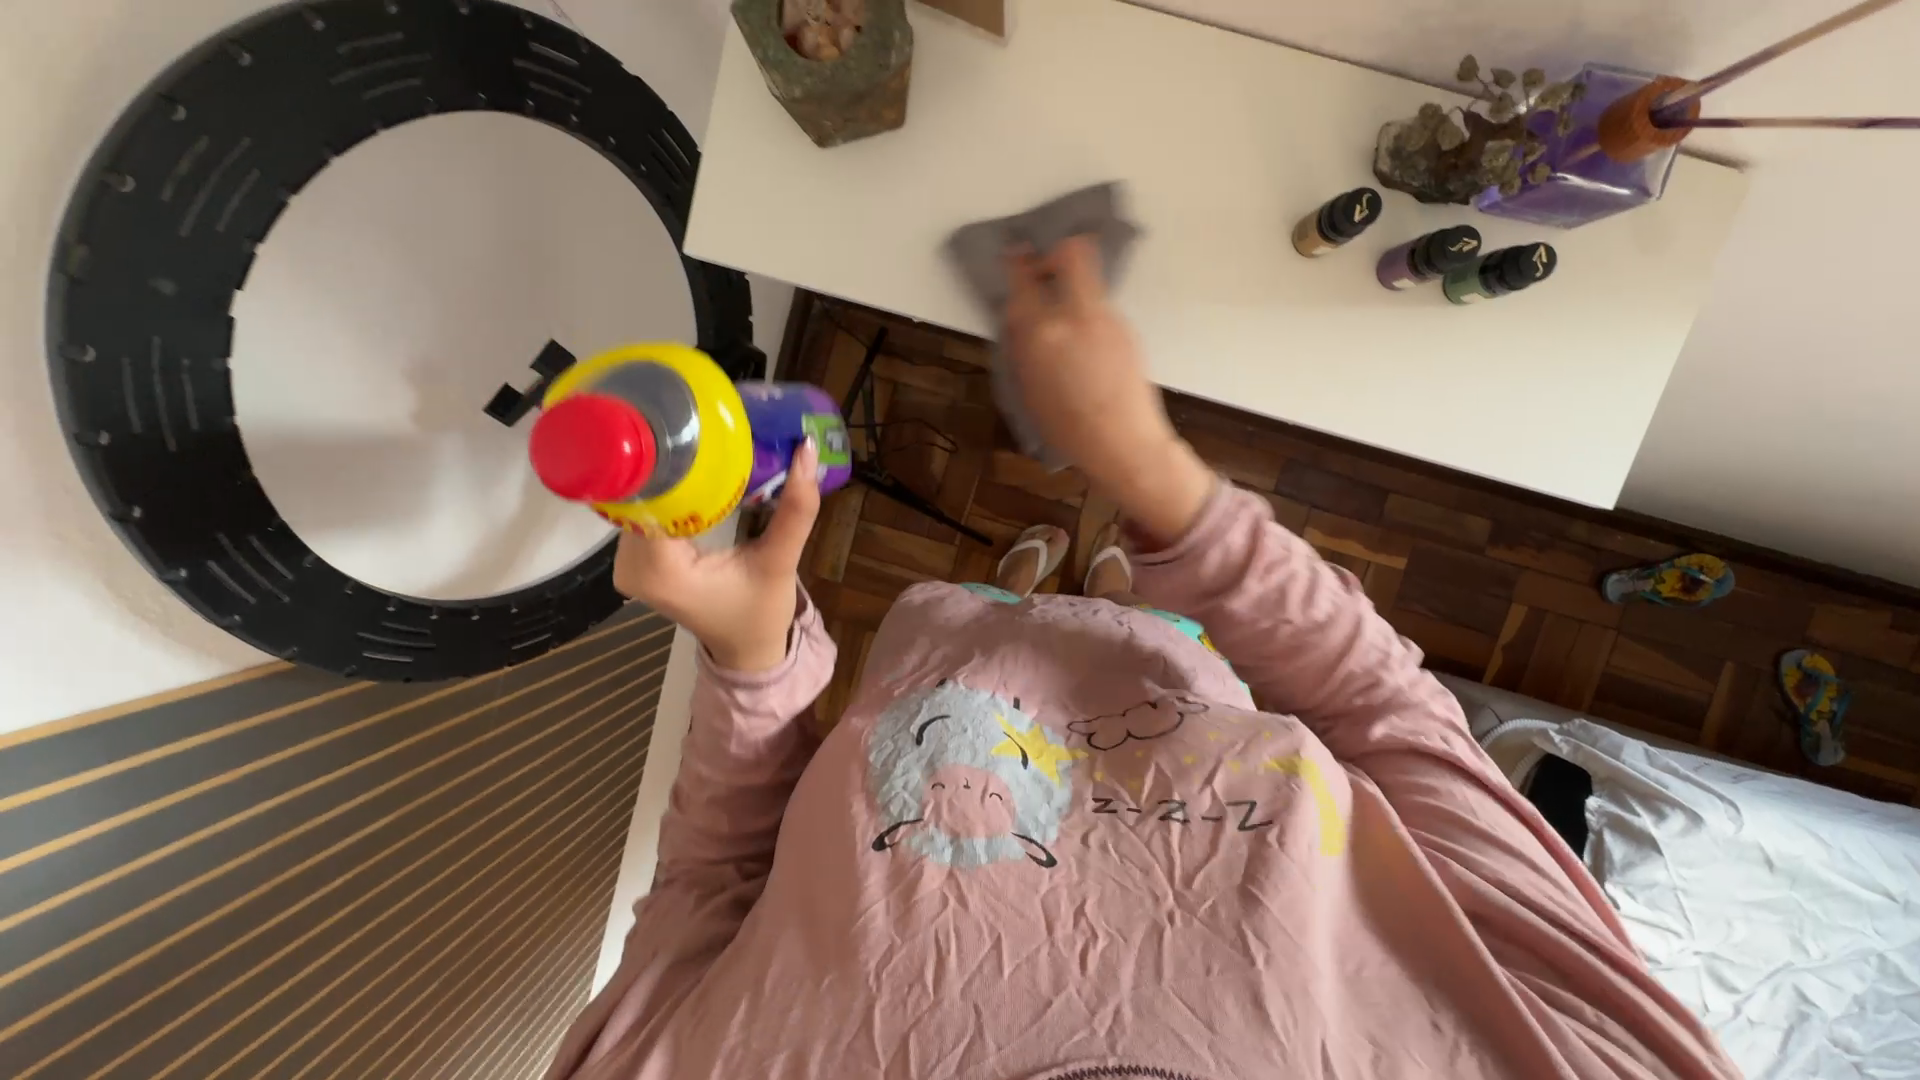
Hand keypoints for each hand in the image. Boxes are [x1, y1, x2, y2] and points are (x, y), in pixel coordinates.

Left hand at [611, 440, 821, 671]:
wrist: (746, 650)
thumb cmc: (760, 613)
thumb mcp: (780, 562)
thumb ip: (794, 509)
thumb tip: (807, 449)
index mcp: (661, 571)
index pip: (650, 498)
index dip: (669, 459)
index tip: (694, 424)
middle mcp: (630, 566)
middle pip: (642, 494)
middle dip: (670, 459)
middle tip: (703, 421)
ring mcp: (627, 563)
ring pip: (640, 498)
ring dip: (667, 471)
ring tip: (698, 436)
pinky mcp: (634, 558)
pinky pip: (643, 510)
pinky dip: (666, 489)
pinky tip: (689, 468)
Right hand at [1003, 236, 1213, 542]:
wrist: (1121, 442)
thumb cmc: (1066, 428)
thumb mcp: (1030, 389)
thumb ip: (1025, 346)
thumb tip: (1022, 319)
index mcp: (1040, 334)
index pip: (1023, 279)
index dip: (1017, 262)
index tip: (1015, 255)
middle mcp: (1074, 316)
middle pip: (1072, 253)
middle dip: (1058, 253)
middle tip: (1048, 268)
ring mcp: (1105, 319)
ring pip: (1089, 281)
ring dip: (1074, 288)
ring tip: (1068, 317)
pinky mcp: (1126, 329)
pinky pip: (1101, 309)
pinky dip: (1090, 316)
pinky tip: (1088, 348)